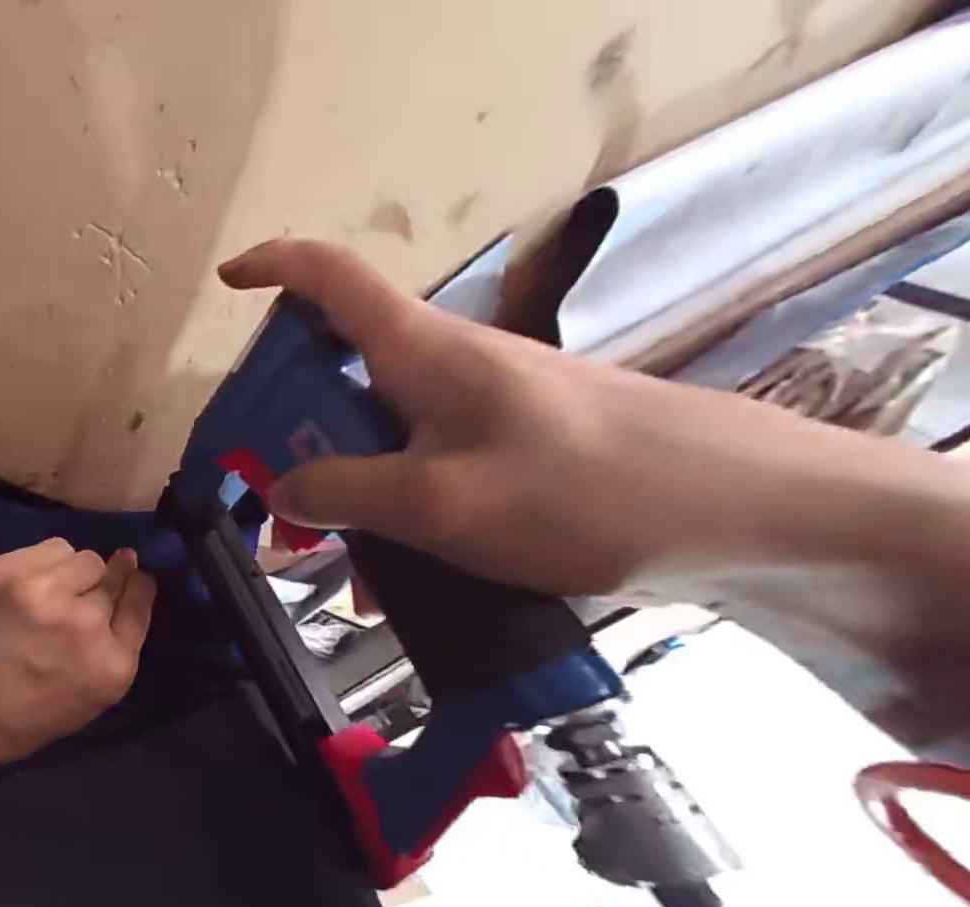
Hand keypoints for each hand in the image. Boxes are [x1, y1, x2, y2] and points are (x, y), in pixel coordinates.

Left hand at [0, 538, 156, 797]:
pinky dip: (47, 561)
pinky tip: (28, 584)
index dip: (136, 586)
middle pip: (115, 577)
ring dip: (75, 572)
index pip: (141, 603)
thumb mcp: (88, 699)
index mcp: (112, 667)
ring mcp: (46, 594)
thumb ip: (114, 646)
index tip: (131, 579)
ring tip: (49, 593)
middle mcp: (86, 626)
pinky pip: (54, 547)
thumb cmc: (18, 719)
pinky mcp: (10, 572)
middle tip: (76, 599)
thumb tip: (131, 583)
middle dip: (102, 585)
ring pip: (86, 557)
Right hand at [217, 238, 969, 595]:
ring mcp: (479, 411)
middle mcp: (445, 369)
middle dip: (292, 427)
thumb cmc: (581, 491)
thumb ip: (345, 492)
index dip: (274, 269)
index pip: (332, 277)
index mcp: (421, 353)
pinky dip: (394, 513)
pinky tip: (395, 575)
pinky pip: (425, 471)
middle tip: (269, 491)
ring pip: (381, 434)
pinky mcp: (507, 451)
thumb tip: (281, 489)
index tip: (229, 285)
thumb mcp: (439, 502)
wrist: (740, 517)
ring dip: (344, 487)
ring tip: (328, 556)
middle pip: (341, 371)